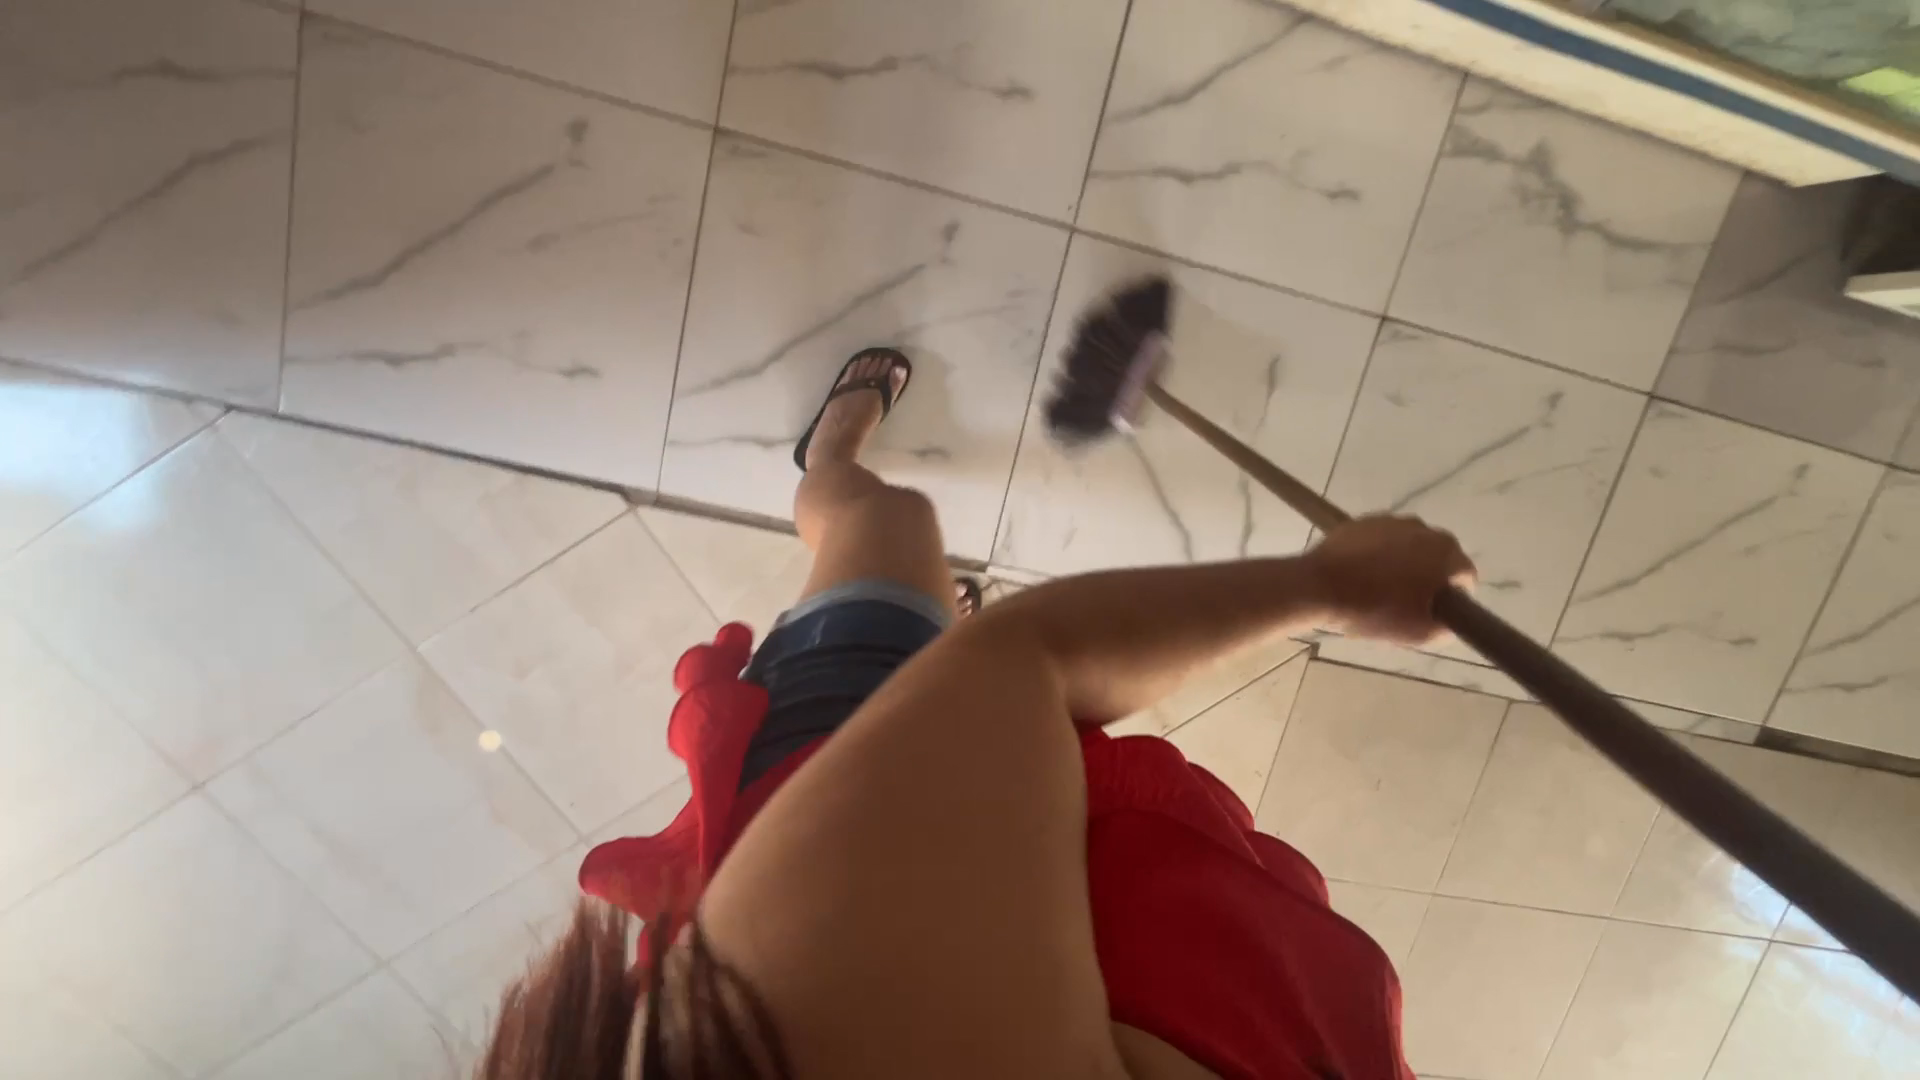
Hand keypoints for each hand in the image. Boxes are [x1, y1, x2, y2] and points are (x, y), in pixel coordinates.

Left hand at [1304, 514, 1476, 645]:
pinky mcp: (1359, 522)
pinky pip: (1377, 541)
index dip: (1449, 599)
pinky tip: (1358, 573)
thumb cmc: (1374, 610)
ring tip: (1375, 588)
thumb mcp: (1420, 633)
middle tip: (1402, 603)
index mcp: (1447, 551)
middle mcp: (1423, 527)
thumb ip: (1446, 626)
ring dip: (1398, 564)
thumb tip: (1447, 619)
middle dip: (1424, 578)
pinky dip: (1373, 554)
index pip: (1462, 578)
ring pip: (1405, 547)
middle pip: (1434, 558)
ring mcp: (1388, 520)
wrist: (1317, 587)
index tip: (1429, 613)